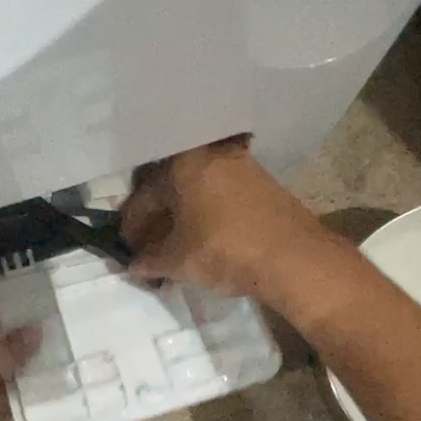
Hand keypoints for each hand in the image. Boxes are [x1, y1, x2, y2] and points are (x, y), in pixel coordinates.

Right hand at [120, 136, 333, 298]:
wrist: (293, 257)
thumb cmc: (225, 249)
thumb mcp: (179, 261)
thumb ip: (151, 261)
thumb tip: (134, 266)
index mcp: (184, 163)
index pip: (145, 195)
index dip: (131, 226)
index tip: (127, 250)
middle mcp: (212, 154)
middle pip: (172, 188)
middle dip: (157, 221)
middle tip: (148, 249)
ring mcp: (242, 166)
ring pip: (198, 192)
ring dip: (183, 219)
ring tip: (175, 248)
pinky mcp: (263, 185)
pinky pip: (221, 197)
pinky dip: (206, 217)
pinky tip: (204, 241)